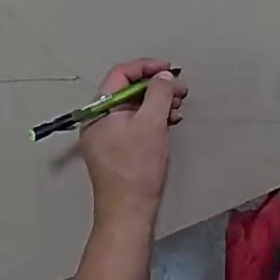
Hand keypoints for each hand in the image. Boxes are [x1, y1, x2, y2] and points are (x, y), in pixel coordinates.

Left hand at [79, 58, 186, 228]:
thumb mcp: (151, 123)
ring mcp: (109, 136)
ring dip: (159, 102)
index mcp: (100, 110)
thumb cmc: (137, 167)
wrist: (129, 213)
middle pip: (130, 90)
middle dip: (157, 86)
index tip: (169, 70)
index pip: (121, 74)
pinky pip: (137, 123)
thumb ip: (159, 93)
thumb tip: (164, 76)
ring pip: (136, 107)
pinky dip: (155, 118)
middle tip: (180, 90)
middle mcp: (100, 120)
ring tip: (178, 107)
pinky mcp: (120, 149)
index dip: (146, 67)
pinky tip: (171, 121)